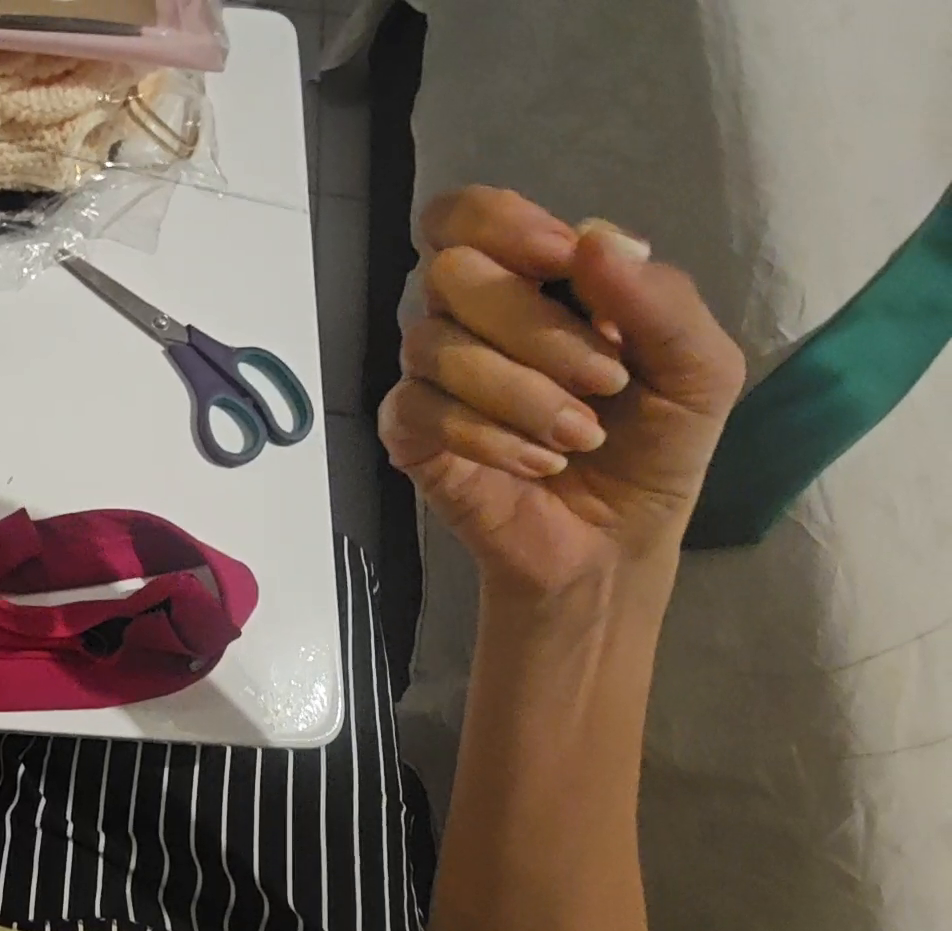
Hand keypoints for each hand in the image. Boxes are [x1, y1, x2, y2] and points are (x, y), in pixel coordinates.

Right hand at [378, 187, 745, 593]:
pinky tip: (534, 461)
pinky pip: (420, 409)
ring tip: (577, 438)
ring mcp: (426, 377)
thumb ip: (659, 300)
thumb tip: (594, 238)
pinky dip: (486, 435)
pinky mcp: (405, 432)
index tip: (562, 261)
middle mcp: (462, 320)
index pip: (463, 218)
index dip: (501, 224)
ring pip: (434, 346)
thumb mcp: (696, 370)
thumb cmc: (650, 448)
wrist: (608, 541)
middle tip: (605, 383)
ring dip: (521, 393)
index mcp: (525, 284)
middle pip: (450, 274)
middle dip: (537, 328)